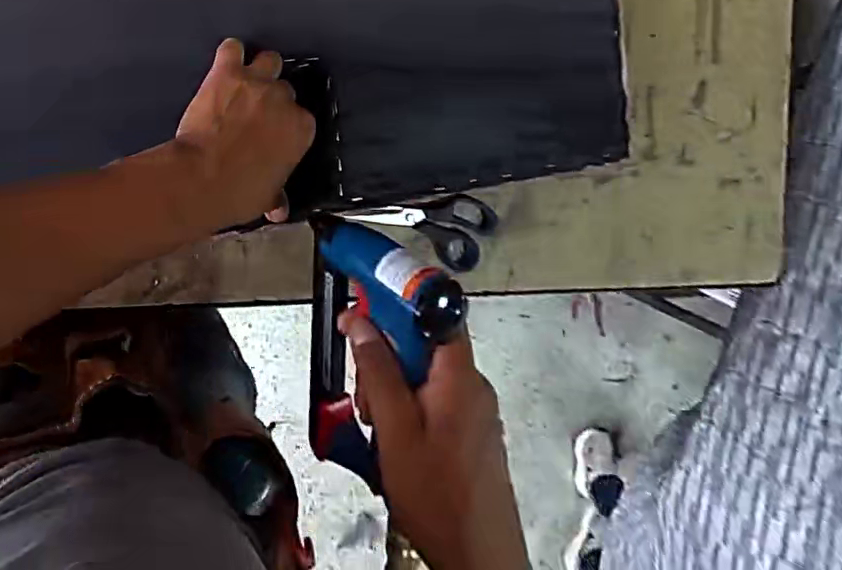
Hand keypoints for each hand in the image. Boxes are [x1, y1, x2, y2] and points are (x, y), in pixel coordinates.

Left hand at [171, 39, 314, 231]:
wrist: (200, 178)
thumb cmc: (238, 192)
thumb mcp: (265, 197)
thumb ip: (276, 195)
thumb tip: (279, 209)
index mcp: (301, 128)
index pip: (302, 117)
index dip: (286, 122)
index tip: (274, 131)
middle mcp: (283, 99)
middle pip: (284, 88)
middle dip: (272, 97)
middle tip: (255, 110)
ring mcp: (256, 82)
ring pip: (268, 59)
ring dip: (259, 68)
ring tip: (245, 81)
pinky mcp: (227, 72)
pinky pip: (233, 49)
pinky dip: (230, 53)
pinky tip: (225, 62)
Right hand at [343, 310, 528, 569]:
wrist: (479, 561)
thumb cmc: (439, 496)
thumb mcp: (395, 430)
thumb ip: (378, 371)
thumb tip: (362, 322)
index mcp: (458, 373)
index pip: (433, 309)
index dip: (397, 298)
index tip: (365, 299)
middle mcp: (471, 383)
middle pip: (422, 342)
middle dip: (386, 357)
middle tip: (366, 392)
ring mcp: (474, 408)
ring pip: (424, 372)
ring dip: (393, 387)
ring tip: (378, 426)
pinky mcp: (470, 430)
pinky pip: (433, 397)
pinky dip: (408, 406)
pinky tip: (393, 438)